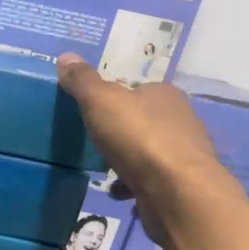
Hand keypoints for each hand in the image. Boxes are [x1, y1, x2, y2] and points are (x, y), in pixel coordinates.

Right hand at [56, 53, 237, 245]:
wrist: (176, 191)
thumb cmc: (139, 138)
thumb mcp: (101, 101)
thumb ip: (83, 81)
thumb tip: (66, 56)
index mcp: (164, 95)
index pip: (137, 90)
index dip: (114, 99)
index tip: (92, 112)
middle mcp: (180, 120)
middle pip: (144, 121)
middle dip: (121, 132)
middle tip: (94, 142)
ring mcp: (183, 154)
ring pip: (148, 153)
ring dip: (126, 161)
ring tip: (103, 170)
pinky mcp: (180, 185)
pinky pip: (151, 181)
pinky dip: (133, 186)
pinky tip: (118, 193)